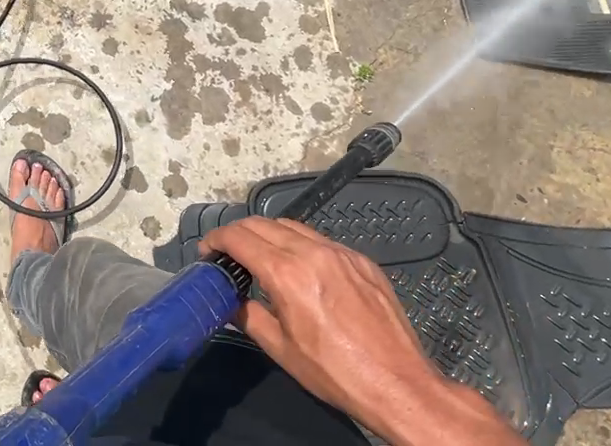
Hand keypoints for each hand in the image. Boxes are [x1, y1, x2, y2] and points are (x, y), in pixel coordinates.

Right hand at [197, 217, 524, 445]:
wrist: (403, 388)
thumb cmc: (336, 373)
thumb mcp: (279, 349)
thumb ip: (246, 314)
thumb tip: (228, 299)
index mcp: (285, 273)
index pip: (237, 237)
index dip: (214, 240)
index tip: (207, 253)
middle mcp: (312, 253)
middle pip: (260, 223)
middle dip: (237, 234)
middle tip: (229, 254)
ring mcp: (341, 254)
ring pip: (290, 226)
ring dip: (267, 235)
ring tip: (262, 257)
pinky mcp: (362, 262)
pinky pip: (319, 240)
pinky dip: (299, 244)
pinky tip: (301, 268)